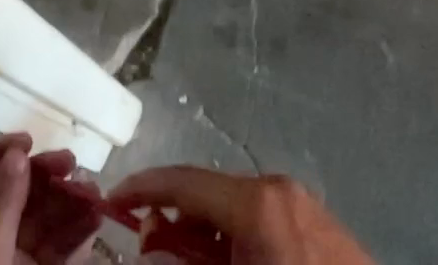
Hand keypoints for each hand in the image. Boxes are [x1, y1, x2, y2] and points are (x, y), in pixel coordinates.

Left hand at [0, 133, 97, 264]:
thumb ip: (2, 204)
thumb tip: (18, 154)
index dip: (0, 151)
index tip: (31, 140)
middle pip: (16, 189)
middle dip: (45, 173)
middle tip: (73, 163)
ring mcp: (16, 257)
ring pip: (44, 216)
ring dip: (70, 198)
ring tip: (94, 192)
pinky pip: (62, 247)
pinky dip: (80, 230)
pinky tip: (97, 218)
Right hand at [107, 166, 372, 264]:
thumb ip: (181, 264)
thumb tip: (148, 250)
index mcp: (254, 201)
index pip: (181, 180)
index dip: (140, 189)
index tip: (112, 202)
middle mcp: (278, 189)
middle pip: (207, 192)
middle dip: (175, 218)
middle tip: (151, 247)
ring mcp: (306, 205)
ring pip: (235, 206)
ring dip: (206, 231)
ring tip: (192, 259)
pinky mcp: (324, 226)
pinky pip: (266, 219)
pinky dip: (238, 237)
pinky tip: (231, 261)